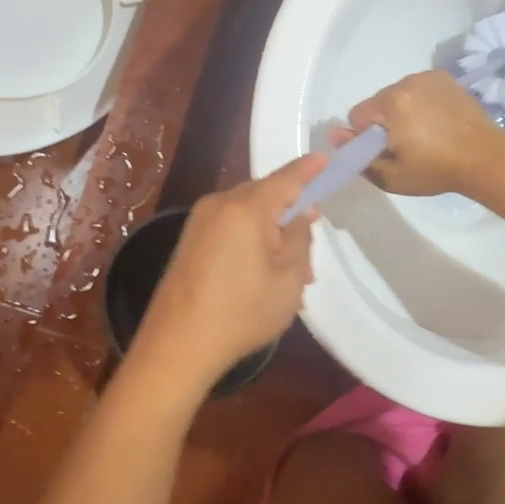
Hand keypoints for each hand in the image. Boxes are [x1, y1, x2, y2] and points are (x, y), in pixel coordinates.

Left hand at [131, 154, 325, 391]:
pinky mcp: (189, 242)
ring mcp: (199, 222)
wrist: (177, 345)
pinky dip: (249, 243)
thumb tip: (302, 211)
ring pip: (247, 215)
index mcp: (246, 208)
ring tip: (286, 279)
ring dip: (270, 236)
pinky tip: (259, 278)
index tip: (327, 158)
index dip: (309, 169)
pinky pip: (229, 229)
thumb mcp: (288, 278)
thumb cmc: (242, 312)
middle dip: (289, 217)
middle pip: (264, 196)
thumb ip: (299, 237)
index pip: (287, 178)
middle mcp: (219, 205)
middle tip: (307, 259)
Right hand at [328, 70, 502, 195]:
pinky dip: (421, 102)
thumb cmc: (436, 170)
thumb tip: (336, 134)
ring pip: (397, 95)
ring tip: (425, 133)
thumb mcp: (391, 175)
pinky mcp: (444, 78)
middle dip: (385, 122)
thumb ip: (359, 155)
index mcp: (391, 104)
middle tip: (408, 145)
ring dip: (403, 111)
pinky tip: (437, 120)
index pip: (357, 116)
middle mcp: (406, 82)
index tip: (388, 151)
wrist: (484, 158)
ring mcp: (427, 77)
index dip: (367, 137)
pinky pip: (418, 89)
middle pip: (377, 103)